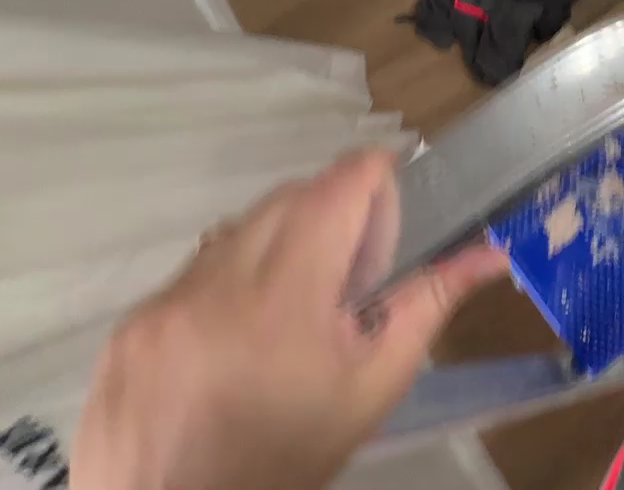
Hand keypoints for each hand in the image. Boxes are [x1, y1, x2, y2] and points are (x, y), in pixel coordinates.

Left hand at [72, 149, 505, 489]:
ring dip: (285, 232)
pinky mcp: (128, 325)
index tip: (396, 183)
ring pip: (243, 224)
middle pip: (291, 196)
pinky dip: (237, 269)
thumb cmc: (295, 451)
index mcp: (284, 303)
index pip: (335, 190)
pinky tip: (246, 325)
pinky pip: (198, 264)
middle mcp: (214, 288)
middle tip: (358, 259)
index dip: (373, 172)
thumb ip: (433, 300)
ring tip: (301, 294)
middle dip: (335, 203)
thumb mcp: (380, 381)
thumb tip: (495, 252)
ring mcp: (161, 306)